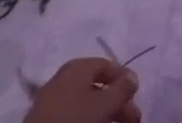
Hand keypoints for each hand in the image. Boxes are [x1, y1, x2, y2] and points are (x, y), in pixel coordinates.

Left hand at [21, 57, 141, 122]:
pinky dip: (89, 118)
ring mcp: (51, 100)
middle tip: (133, 119)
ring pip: (86, 103)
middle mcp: (63, 78)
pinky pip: (73, 114)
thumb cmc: (76, 118)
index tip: (136, 96)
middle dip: (118, 102)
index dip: (125, 79)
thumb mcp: (106, 103)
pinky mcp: (44, 119)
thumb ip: (123, 88)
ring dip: (106, 113)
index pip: (108, 65)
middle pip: (98, 87)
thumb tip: (131, 77)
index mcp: (77, 67)